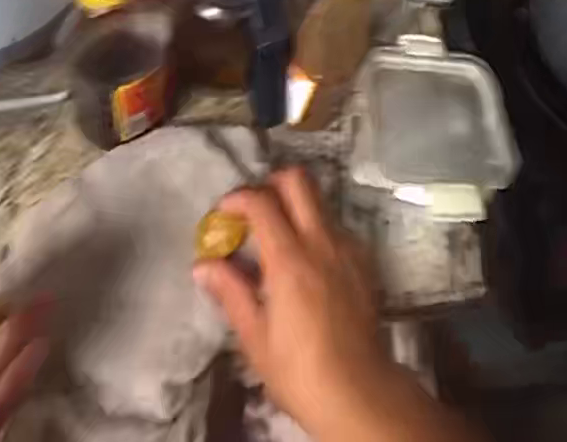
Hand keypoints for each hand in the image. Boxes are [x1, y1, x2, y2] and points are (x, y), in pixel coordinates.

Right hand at [193, 169, 398, 432]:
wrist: (356, 384)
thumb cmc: (297, 367)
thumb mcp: (254, 335)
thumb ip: (230, 291)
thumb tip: (203, 264)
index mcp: (290, 258)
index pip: (263, 203)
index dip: (239, 196)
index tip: (224, 209)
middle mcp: (322, 239)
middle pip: (299, 181)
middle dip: (272, 182)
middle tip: (254, 207)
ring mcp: (347, 244)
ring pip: (320, 201)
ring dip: (295, 205)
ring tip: (276, 237)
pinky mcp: (363, 255)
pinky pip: (336, 226)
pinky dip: (315, 229)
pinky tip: (305, 261)